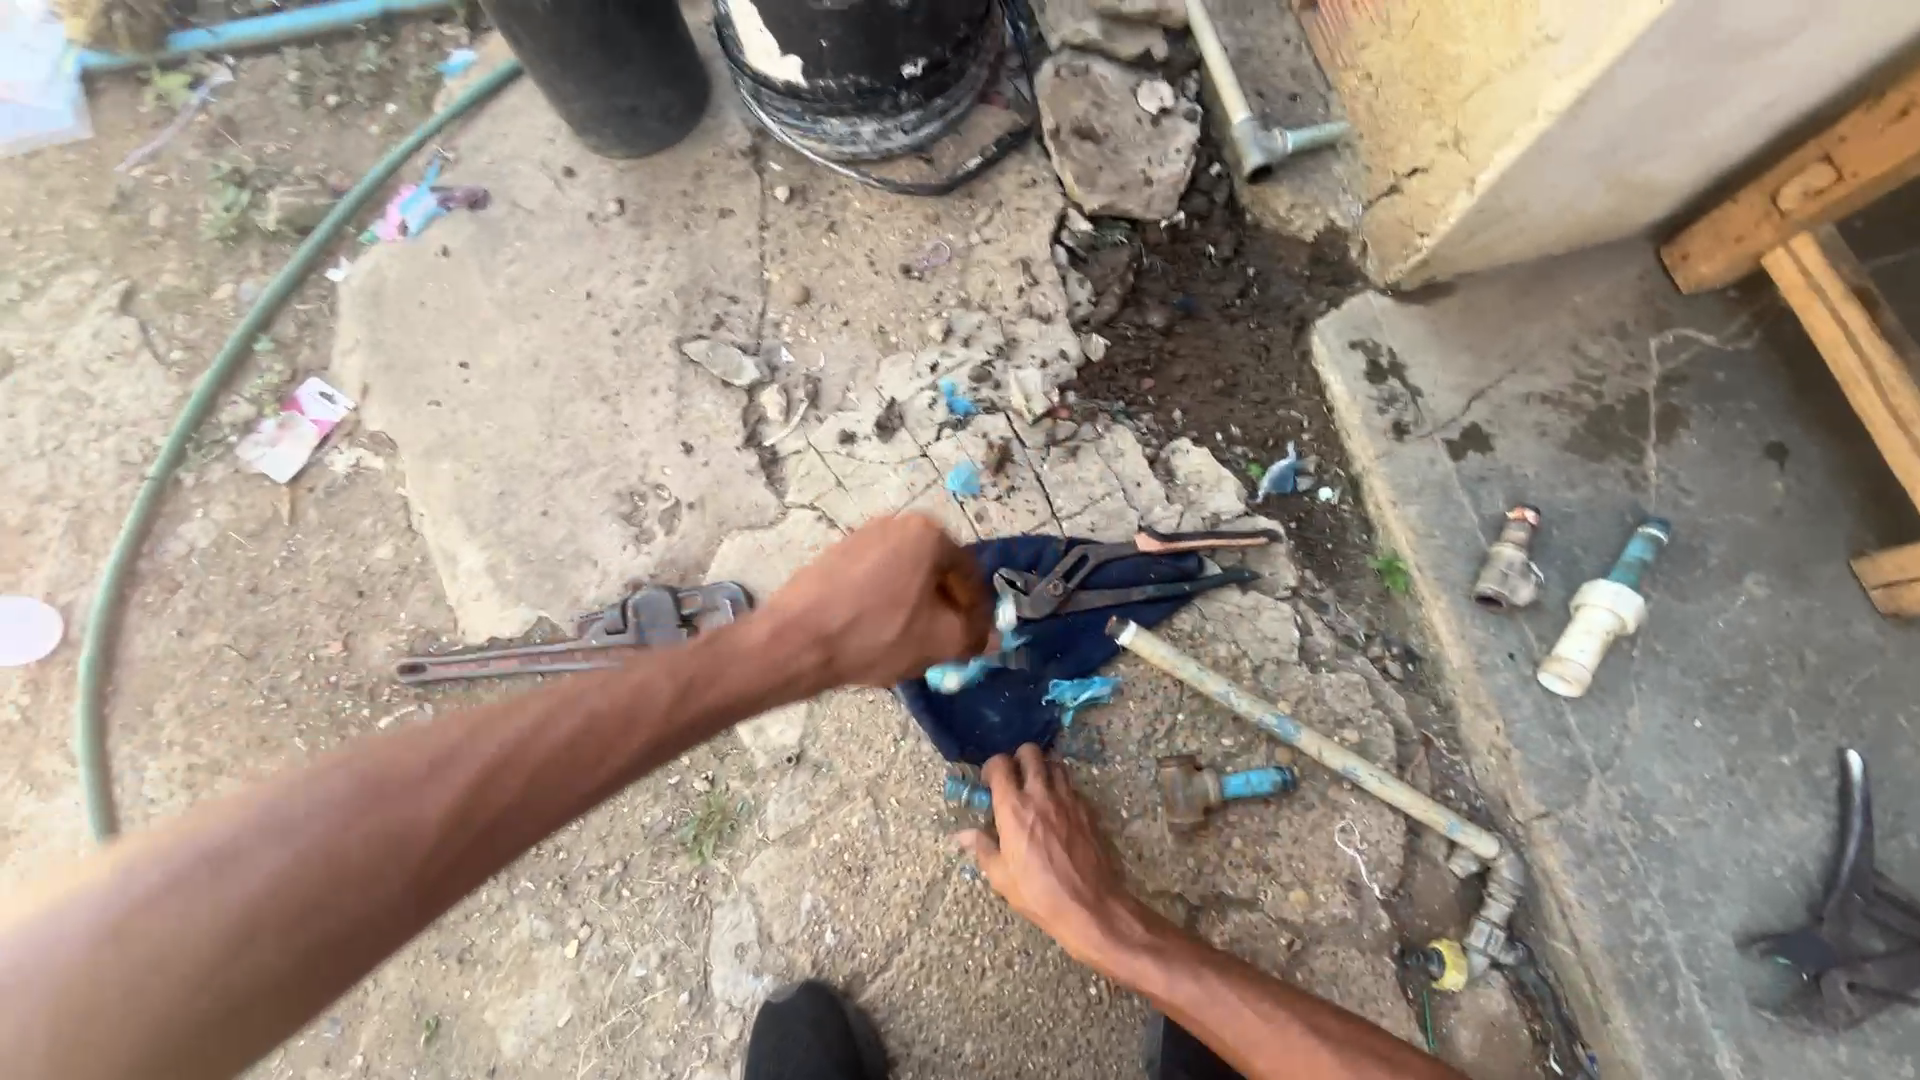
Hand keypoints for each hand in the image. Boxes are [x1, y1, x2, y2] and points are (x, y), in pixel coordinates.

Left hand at [758, 513, 990, 688]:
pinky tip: (879, 630)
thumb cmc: (877, 634)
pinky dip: (887, 601)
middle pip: (937, 571)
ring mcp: (863, 535)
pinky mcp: (837, 553)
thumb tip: (991, 638)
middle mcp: (897, 522)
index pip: (970, 575)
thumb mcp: (938, 642)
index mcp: (929, 533)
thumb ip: (972, 637)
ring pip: (906, 574)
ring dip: (917, 604)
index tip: (976, 641)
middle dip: (946, 607)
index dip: (979, 613)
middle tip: (946, 643)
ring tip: (912, 640)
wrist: (797, 640)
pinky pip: (878, 577)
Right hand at [956, 745, 1151, 975]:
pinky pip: (1072, 786)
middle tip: (1016, 777)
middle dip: (1019, 758)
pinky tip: (1059, 809)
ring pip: (1055, 764)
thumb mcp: (1001, 876)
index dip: (992, 767)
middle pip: (1030, 752)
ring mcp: (1067, 799)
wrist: (1089, 905)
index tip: (990, 781)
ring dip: (1044, 769)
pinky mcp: (1087, 809)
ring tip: (1038, 788)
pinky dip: (1062, 789)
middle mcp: (1040, 794)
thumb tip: (963, 835)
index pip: (1000, 764)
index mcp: (1014, 807)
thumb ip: (982, 848)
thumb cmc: (1038, 893)